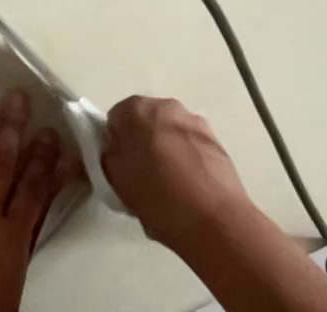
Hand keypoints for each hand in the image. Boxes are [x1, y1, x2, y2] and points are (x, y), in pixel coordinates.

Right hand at [101, 96, 251, 246]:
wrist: (215, 220)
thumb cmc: (157, 196)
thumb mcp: (115, 179)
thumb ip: (108, 157)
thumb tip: (116, 152)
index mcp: (135, 108)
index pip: (115, 120)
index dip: (115, 144)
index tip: (120, 168)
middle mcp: (166, 106)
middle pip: (145, 123)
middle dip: (142, 143)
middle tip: (142, 176)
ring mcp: (195, 122)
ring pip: (171, 134)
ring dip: (167, 150)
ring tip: (171, 186)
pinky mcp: (218, 142)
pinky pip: (193, 147)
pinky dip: (189, 160)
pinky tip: (191, 189)